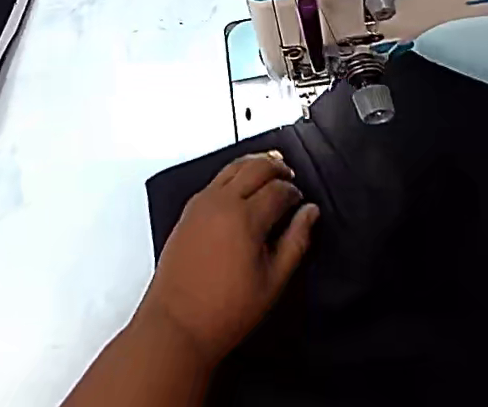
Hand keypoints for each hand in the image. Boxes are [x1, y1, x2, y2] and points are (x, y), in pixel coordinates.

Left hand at [134, 151, 318, 367]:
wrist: (177, 324)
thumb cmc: (225, 310)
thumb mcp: (272, 281)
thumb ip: (296, 241)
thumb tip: (310, 212)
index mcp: (245, 218)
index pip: (278, 189)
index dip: (294, 192)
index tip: (301, 202)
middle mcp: (223, 201)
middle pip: (256, 166)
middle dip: (277, 167)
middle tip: (290, 176)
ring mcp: (203, 201)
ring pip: (234, 165)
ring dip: (256, 163)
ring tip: (270, 172)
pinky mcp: (189, 208)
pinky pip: (217, 178)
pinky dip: (235, 173)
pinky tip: (242, 185)